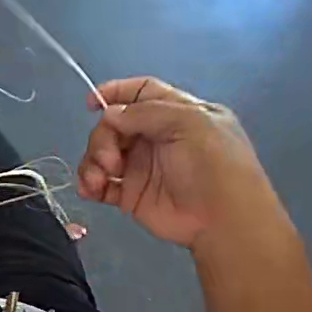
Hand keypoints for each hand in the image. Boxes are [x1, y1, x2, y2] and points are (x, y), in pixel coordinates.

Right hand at [76, 77, 284, 250]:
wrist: (222, 218)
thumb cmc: (213, 164)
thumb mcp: (189, 123)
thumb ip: (147, 113)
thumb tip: (110, 114)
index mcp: (174, 113)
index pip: (141, 93)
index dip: (116, 92)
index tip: (91, 103)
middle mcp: (155, 138)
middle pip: (114, 125)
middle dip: (103, 138)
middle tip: (110, 161)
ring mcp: (142, 168)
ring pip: (103, 155)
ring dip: (92, 162)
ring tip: (98, 181)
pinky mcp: (131, 196)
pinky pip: (102, 186)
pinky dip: (90, 185)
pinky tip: (90, 190)